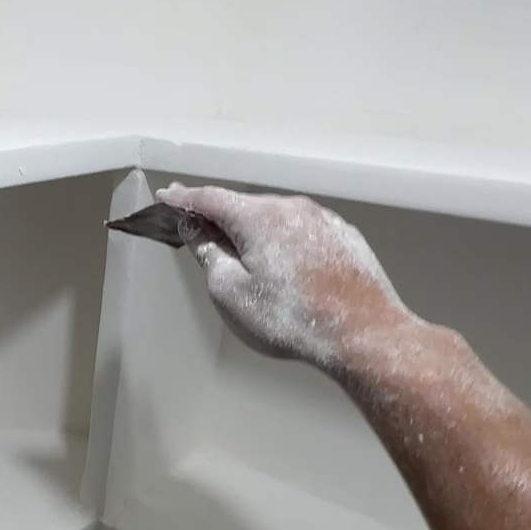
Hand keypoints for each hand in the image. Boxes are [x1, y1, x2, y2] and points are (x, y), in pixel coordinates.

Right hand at [155, 183, 418, 371]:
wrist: (362, 333)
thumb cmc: (292, 317)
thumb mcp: (229, 289)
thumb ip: (208, 252)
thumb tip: (195, 230)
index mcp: (259, 217)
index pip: (210, 198)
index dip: (184, 198)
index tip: (168, 196)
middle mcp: (292, 209)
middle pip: (243, 206)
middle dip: (219, 218)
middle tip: (200, 235)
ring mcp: (322, 220)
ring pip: (273, 217)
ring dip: (252, 232)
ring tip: (243, 262)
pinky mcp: (342, 236)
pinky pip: (299, 230)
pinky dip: (280, 241)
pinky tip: (280, 268)